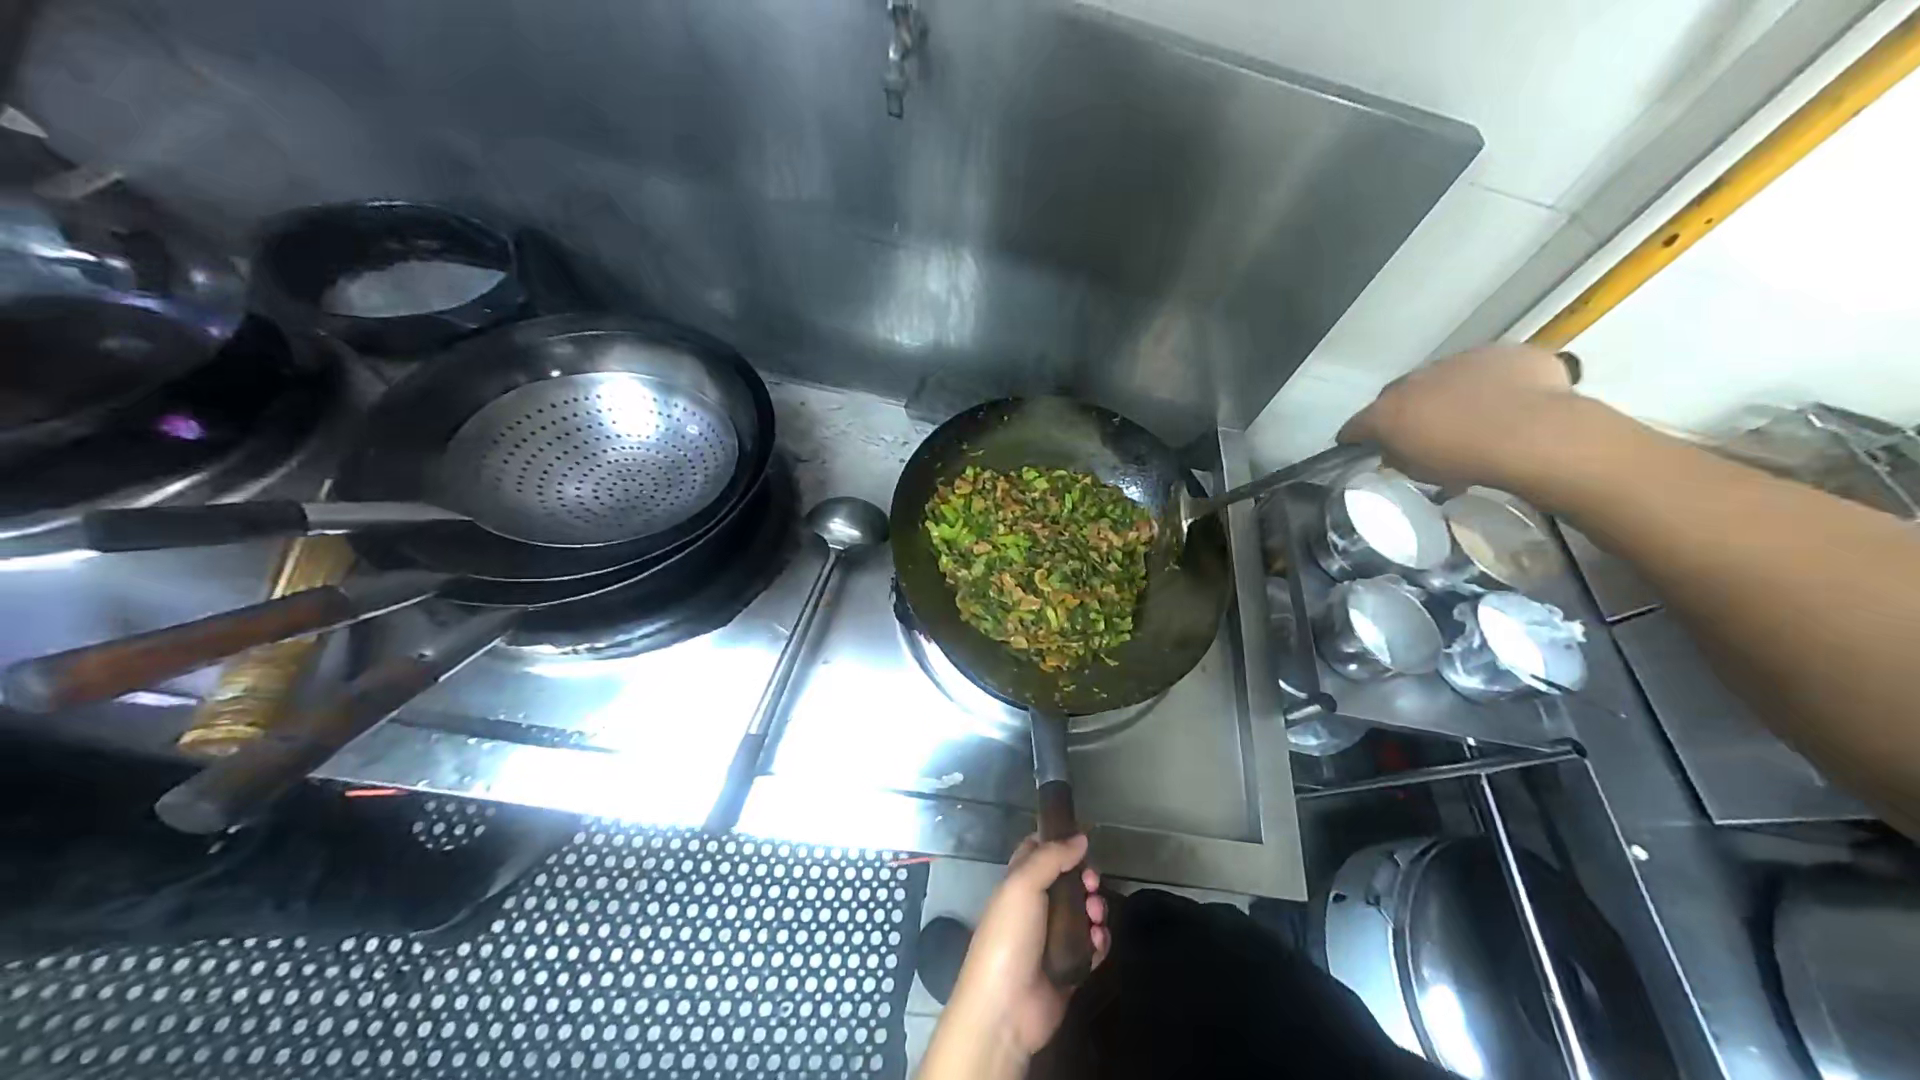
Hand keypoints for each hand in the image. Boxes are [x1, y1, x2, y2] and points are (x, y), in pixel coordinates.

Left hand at [919, 835, 1109, 1079]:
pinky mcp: (1069, 968)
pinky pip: (1092, 946)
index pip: (1037, 851)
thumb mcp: (1022, 885)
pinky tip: (1098, 941)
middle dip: (1085, 877)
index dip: (1059, 843)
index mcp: (1017, 884)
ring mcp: (1052, 939)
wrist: (1005, 1009)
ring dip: (1096, 908)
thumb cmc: (1009, 937)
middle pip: (1068, 881)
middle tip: (1092, 883)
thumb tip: (1080, 837)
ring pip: (1084, 912)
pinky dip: (1100, 941)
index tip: (1082, 841)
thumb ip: (1051, 857)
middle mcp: (1034, 907)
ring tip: (1097, 916)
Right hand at [1338, 344, 1579, 490]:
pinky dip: (1493, 381)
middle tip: (1424, 430)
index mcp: (1387, 411)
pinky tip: (1511, 400)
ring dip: (1450, 391)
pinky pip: (1490, 367)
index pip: (1356, 424)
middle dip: (1406, 408)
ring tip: (1474, 414)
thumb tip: (1396, 450)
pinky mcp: (1502, 352)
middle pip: (1400, 393)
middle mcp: (1414, 379)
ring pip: (1445, 376)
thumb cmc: (1466, 461)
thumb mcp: (1420, 472)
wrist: (1533, 433)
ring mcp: (1458, 360)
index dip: (1357, 436)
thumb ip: (1400, 456)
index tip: (1360, 445)